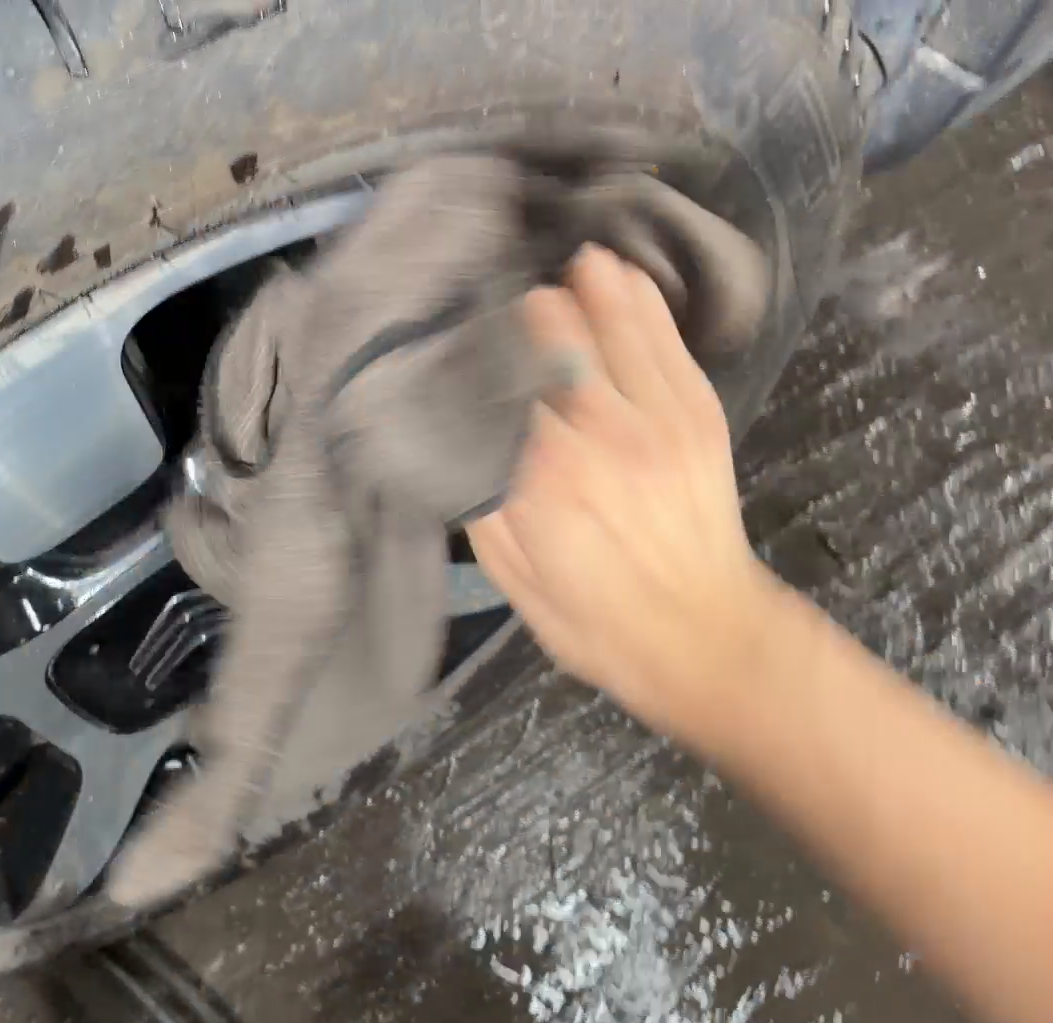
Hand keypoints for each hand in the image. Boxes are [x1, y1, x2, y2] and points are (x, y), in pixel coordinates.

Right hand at [465, 246, 784, 742]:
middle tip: (491, 288)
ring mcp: (659, 421)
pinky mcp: (699, 418)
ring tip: (557, 260)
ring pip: (613, 332)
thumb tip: (448, 438)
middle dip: (520, 314)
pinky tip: (617, 276)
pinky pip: (666, 343)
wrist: (700, 637)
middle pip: (552, 347)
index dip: (472, 352)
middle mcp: (600, 436)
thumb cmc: (587, 615)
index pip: (498, 390)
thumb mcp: (508, 571)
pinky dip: (640, 304)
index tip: (446, 329)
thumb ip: (478, 498)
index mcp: (543, 479)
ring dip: (582, 292)